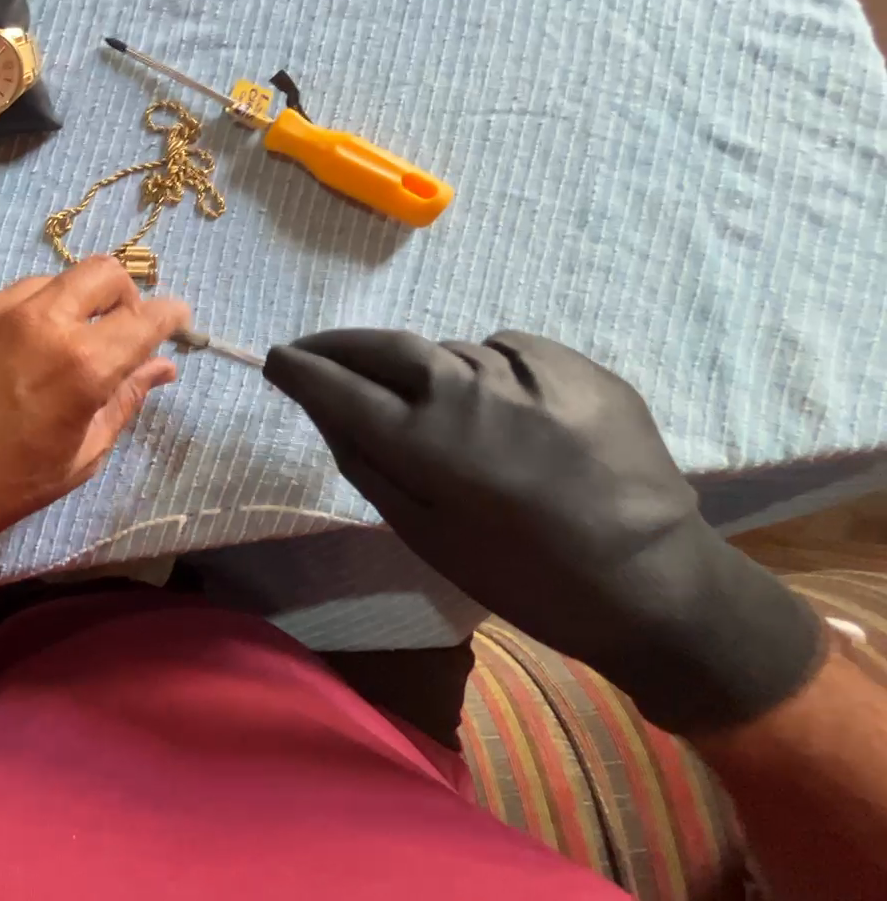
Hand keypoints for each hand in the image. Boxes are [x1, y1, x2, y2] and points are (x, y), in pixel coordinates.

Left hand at [0, 256, 188, 572]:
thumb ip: (125, 400)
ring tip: (57, 347)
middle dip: (123, 293)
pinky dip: (24, 318)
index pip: (147, 316)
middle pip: (102, 271)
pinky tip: (11, 356)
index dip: (171, 315)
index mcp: (81, 364)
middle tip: (117, 328)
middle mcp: (40, 322)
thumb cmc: (7, 484)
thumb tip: (162, 367)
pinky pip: (6, 300)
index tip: (176, 320)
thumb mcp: (81, 454)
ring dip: (69, 305)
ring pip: (51, 281)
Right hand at [264, 328, 824, 734]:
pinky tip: (496, 401)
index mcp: (421, 440)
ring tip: (423, 398)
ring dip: (418, 367)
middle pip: (384, 345)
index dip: (297, 369)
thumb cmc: (515, 572)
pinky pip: (505, 350)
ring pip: (446, 352)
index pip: (335, 385)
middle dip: (338, 344)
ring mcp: (529, 373)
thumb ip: (362, 461)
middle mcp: (467, 390)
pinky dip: (483, 367)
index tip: (275, 361)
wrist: (652, 584)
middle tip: (315, 351)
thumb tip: (324, 409)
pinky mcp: (578, 367)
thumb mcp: (418, 528)